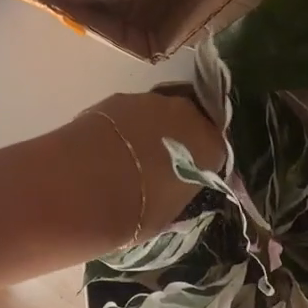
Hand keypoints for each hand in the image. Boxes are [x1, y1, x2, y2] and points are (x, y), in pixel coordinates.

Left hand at [74, 91, 222, 243]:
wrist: (92, 182)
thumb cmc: (141, 210)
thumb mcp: (171, 211)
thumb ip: (178, 189)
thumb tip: (171, 186)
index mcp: (209, 145)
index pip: (214, 148)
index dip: (201, 160)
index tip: (189, 172)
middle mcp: (186, 114)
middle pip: (187, 122)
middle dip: (176, 137)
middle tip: (160, 160)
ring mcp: (152, 100)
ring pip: (158, 112)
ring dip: (149, 128)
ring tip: (132, 153)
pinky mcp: (120, 96)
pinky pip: (131, 110)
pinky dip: (125, 123)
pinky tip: (111, 143)